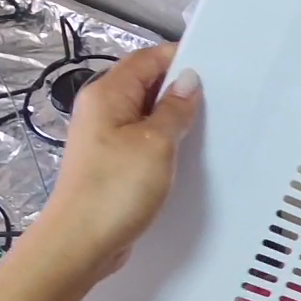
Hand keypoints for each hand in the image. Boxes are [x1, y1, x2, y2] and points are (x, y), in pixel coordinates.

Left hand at [27, 45, 200, 283]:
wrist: (81, 242)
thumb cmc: (116, 188)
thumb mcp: (155, 143)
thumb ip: (174, 110)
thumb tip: (188, 81)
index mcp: (107, 95)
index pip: (146, 60)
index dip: (179, 58)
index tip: (216, 67)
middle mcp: (102, 110)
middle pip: (145, 85)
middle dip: (180, 88)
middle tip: (220, 99)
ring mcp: (105, 138)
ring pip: (146, 115)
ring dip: (174, 118)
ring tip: (209, 125)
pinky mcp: (112, 164)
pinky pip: (143, 141)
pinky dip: (166, 141)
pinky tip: (186, 154)